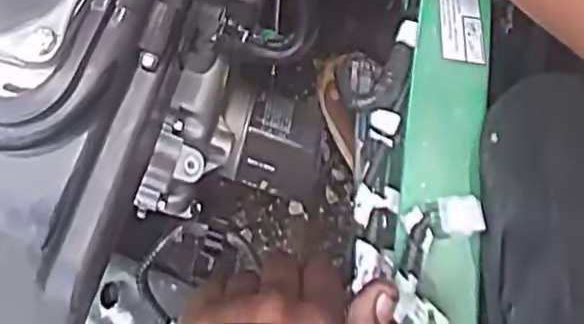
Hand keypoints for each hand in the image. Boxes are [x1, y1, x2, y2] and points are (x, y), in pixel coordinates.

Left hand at [184, 253, 396, 323]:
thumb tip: (380, 299)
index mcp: (317, 321)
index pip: (328, 273)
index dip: (327, 291)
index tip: (325, 301)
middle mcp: (277, 304)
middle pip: (288, 265)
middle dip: (291, 288)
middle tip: (293, 319)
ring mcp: (236, 306)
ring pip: (253, 275)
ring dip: (257, 296)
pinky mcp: (202, 310)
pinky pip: (220, 286)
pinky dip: (226, 303)